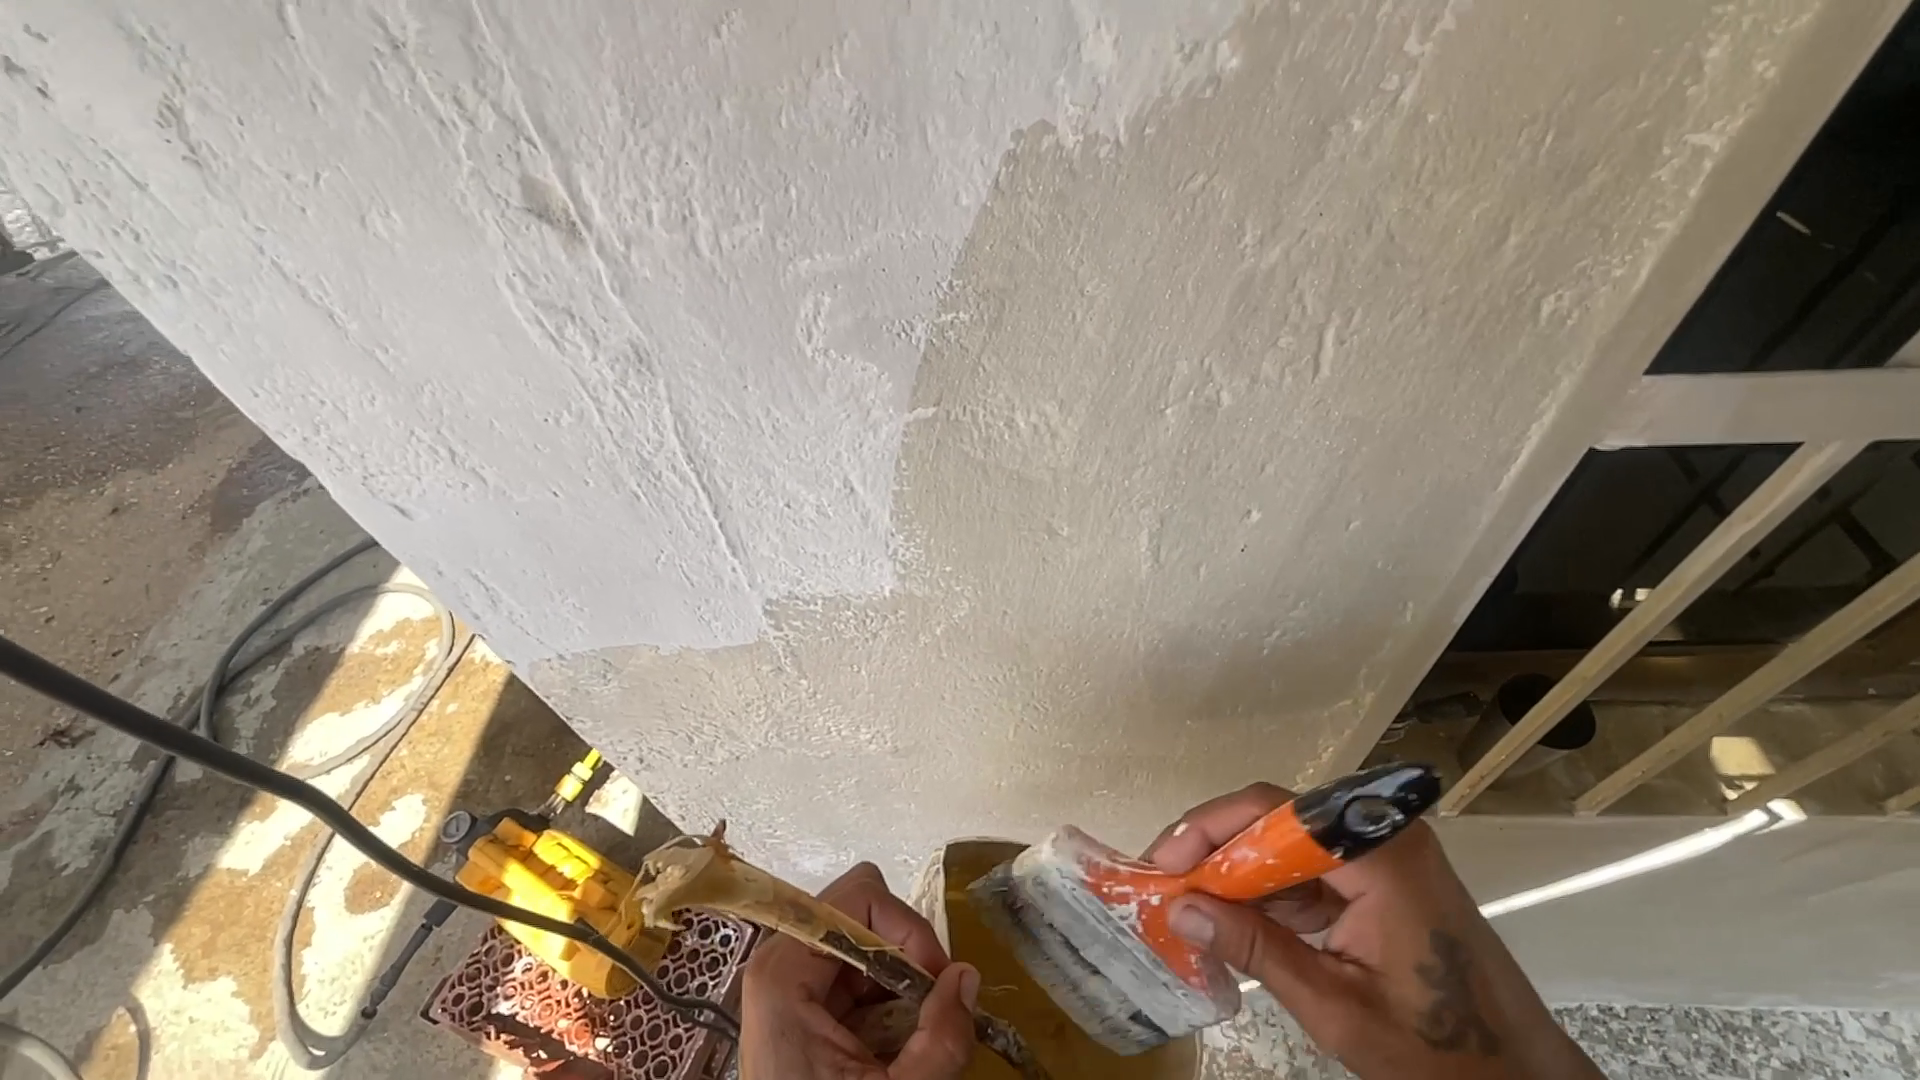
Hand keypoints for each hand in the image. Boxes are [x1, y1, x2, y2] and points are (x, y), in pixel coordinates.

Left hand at [740, 862, 979, 1078]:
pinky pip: (856, 971)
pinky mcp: (801, 1002)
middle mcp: (780, 962)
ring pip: (864, 941)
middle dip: (906, 951)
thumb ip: (940, 1038)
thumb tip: (967, 976)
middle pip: (861, 912)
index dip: (907, 929)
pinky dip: (888, 994)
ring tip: (915, 1028)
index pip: (860, 897)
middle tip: (930, 1004)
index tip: (934, 984)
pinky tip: (895, 1037)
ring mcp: (789, 980)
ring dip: (901, 976)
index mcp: (784, 972)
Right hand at [1146, 784, 1602, 1079]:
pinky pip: (1310, 867)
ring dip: (1237, 872)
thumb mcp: (1335, 1006)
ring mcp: (1384, 852)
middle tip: (1166, 884)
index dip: (1208, 830)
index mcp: (1378, 854)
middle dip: (1215, 850)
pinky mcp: (1382, 876)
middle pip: (1276, 818)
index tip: (1162, 867)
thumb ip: (1255, 948)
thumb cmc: (1438, 1051)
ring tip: (1190, 903)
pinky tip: (1237, 918)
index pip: (1273, 813)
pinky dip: (1270, 891)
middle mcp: (1381, 834)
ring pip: (1287, 841)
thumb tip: (1179, 908)